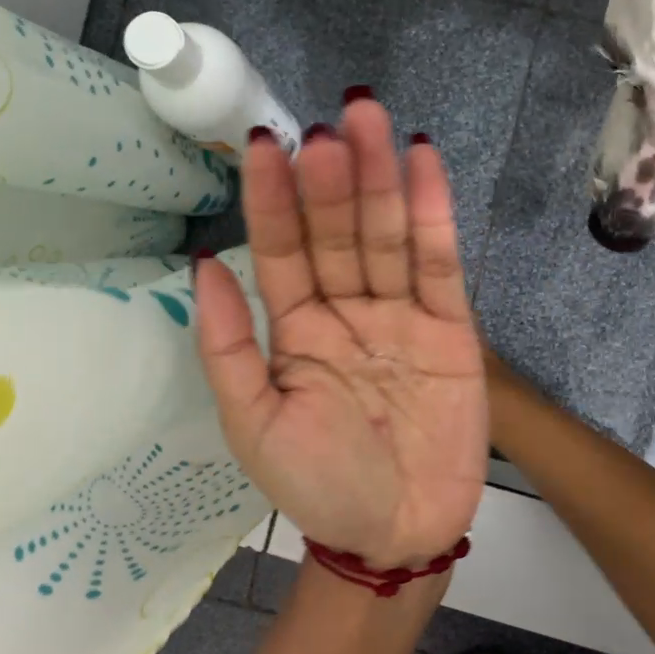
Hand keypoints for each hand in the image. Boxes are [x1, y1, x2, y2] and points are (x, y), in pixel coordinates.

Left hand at [193, 97, 487, 567]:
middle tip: (330, 121)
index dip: (272, 199)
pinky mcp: (451, 329)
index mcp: (295, 329)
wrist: (393, 536)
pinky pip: (439, 264)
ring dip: (379, 177)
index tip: (264, 145)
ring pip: (386, 235)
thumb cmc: (318, 485)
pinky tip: (423, 161)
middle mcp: (346, 309)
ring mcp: (400, 315)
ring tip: (369, 118)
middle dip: (332, 176)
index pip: (281, 250)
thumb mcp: (254, 423)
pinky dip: (433, 213)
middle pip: (338, 230)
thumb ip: (228, 345)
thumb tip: (203, 264)